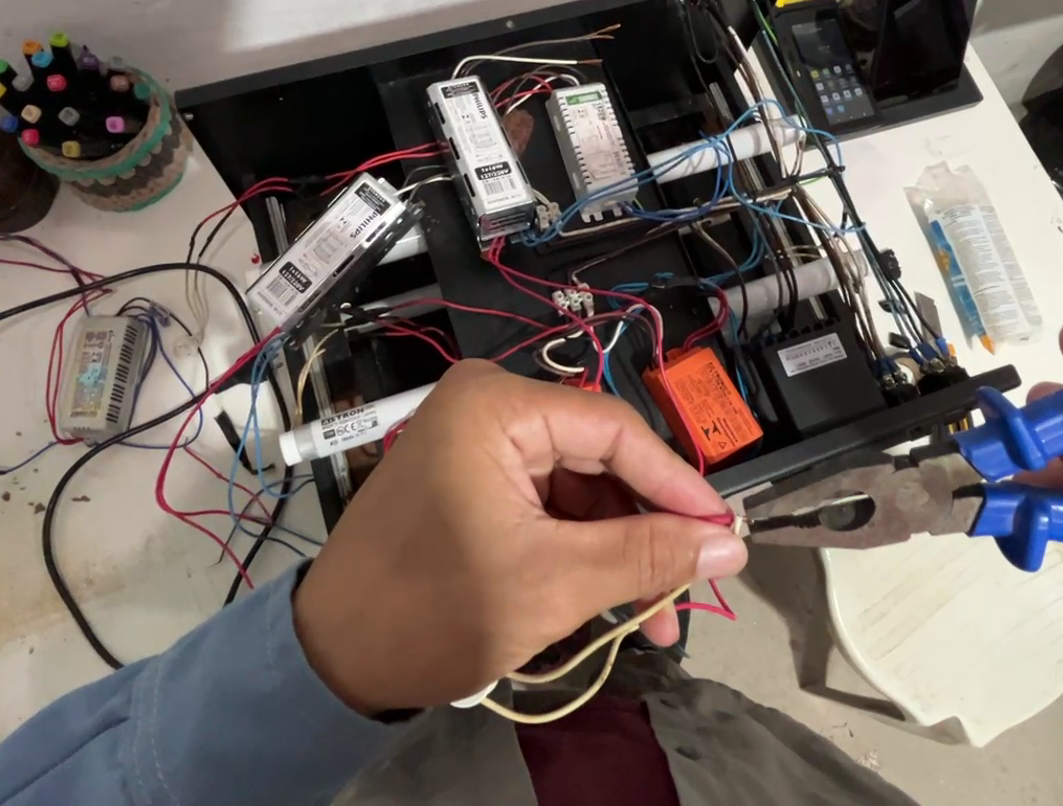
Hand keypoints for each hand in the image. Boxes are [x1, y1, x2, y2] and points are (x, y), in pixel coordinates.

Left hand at [291, 360, 747, 714]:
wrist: (332, 657)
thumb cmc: (434, 611)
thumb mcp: (554, 583)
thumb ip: (647, 555)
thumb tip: (730, 543)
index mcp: (496, 404)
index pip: (613, 428)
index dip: (675, 483)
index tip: (723, 534)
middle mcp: (488, 404)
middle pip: (598, 458)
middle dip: (645, 527)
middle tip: (690, 587)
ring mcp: (478, 440)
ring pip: (578, 486)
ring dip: (618, 548)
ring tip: (654, 618)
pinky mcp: (474, 475)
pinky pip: (547, 501)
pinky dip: (581, 548)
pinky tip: (612, 599)